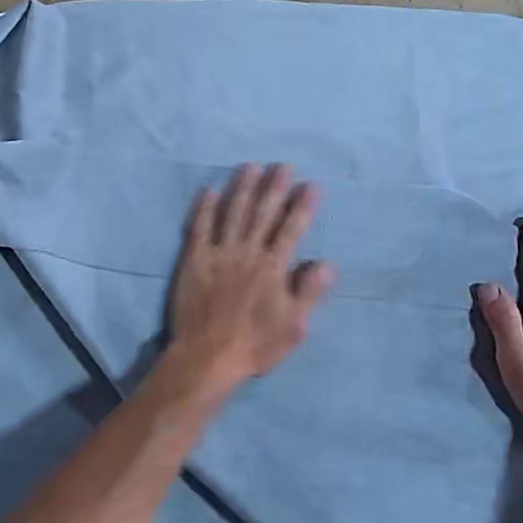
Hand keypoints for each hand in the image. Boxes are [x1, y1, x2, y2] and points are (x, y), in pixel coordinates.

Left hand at [165, 164, 334, 396]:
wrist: (207, 357)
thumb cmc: (255, 345)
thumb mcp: (294, 326)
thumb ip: (311, 292)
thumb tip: (328, 262)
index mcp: (273, 267)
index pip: (292, 229)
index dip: (303, 206)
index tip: (312, 185)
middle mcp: (247, 252)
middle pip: (263, 213)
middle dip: (275, 187)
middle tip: (283, 165)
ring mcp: (218, 253)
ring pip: (233, 212)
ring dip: (243, 188)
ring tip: (251, 166)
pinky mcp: (194, 259)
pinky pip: (200, 227)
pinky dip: (206, 208)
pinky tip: (210, 190)